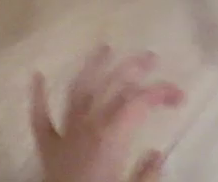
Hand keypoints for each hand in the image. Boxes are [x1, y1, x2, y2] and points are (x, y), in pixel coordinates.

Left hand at [31, 46, 183, 181]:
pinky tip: (37, 75)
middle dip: (133, 67)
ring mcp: (65, 135)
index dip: (161, 92)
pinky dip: (38, 96)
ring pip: (77, 92)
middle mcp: (87, 127)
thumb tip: (157, 154)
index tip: (180, 95)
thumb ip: (146, 174)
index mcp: (110, 137)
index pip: (140, 102)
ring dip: (90, 68)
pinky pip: (40, 118)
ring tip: (104, 48)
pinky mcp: (47, 149)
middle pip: (112, 88)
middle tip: (151, 56)